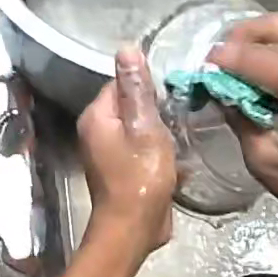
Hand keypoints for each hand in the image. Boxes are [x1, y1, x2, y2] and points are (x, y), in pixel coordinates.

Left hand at [78, 47, 176, 255]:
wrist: (134, 228)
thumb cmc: (141, 177)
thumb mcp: (145, 127)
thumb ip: (137, 89)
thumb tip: (127, 47)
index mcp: (97, 117)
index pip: (121, 83)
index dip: (148, 87)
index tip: (172, 97)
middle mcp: (96, 132)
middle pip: (130, 107)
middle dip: (156, 110)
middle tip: (181, 117)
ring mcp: (108, 154)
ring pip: (139, 129)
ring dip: (160, 133)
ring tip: (181, 137)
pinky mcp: (123, 172)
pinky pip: (142, 150)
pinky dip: (158, 152)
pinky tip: (176, 159)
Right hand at [209, 5, 277, 223]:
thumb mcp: (268, 162)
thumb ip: (240, 121)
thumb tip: (221, 91)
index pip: (255, 56)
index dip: (222, 59)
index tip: (202, 67)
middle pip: (274, 25)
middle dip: (240, 37)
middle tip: (221, 59)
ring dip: (266, 30)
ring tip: (248, 54)